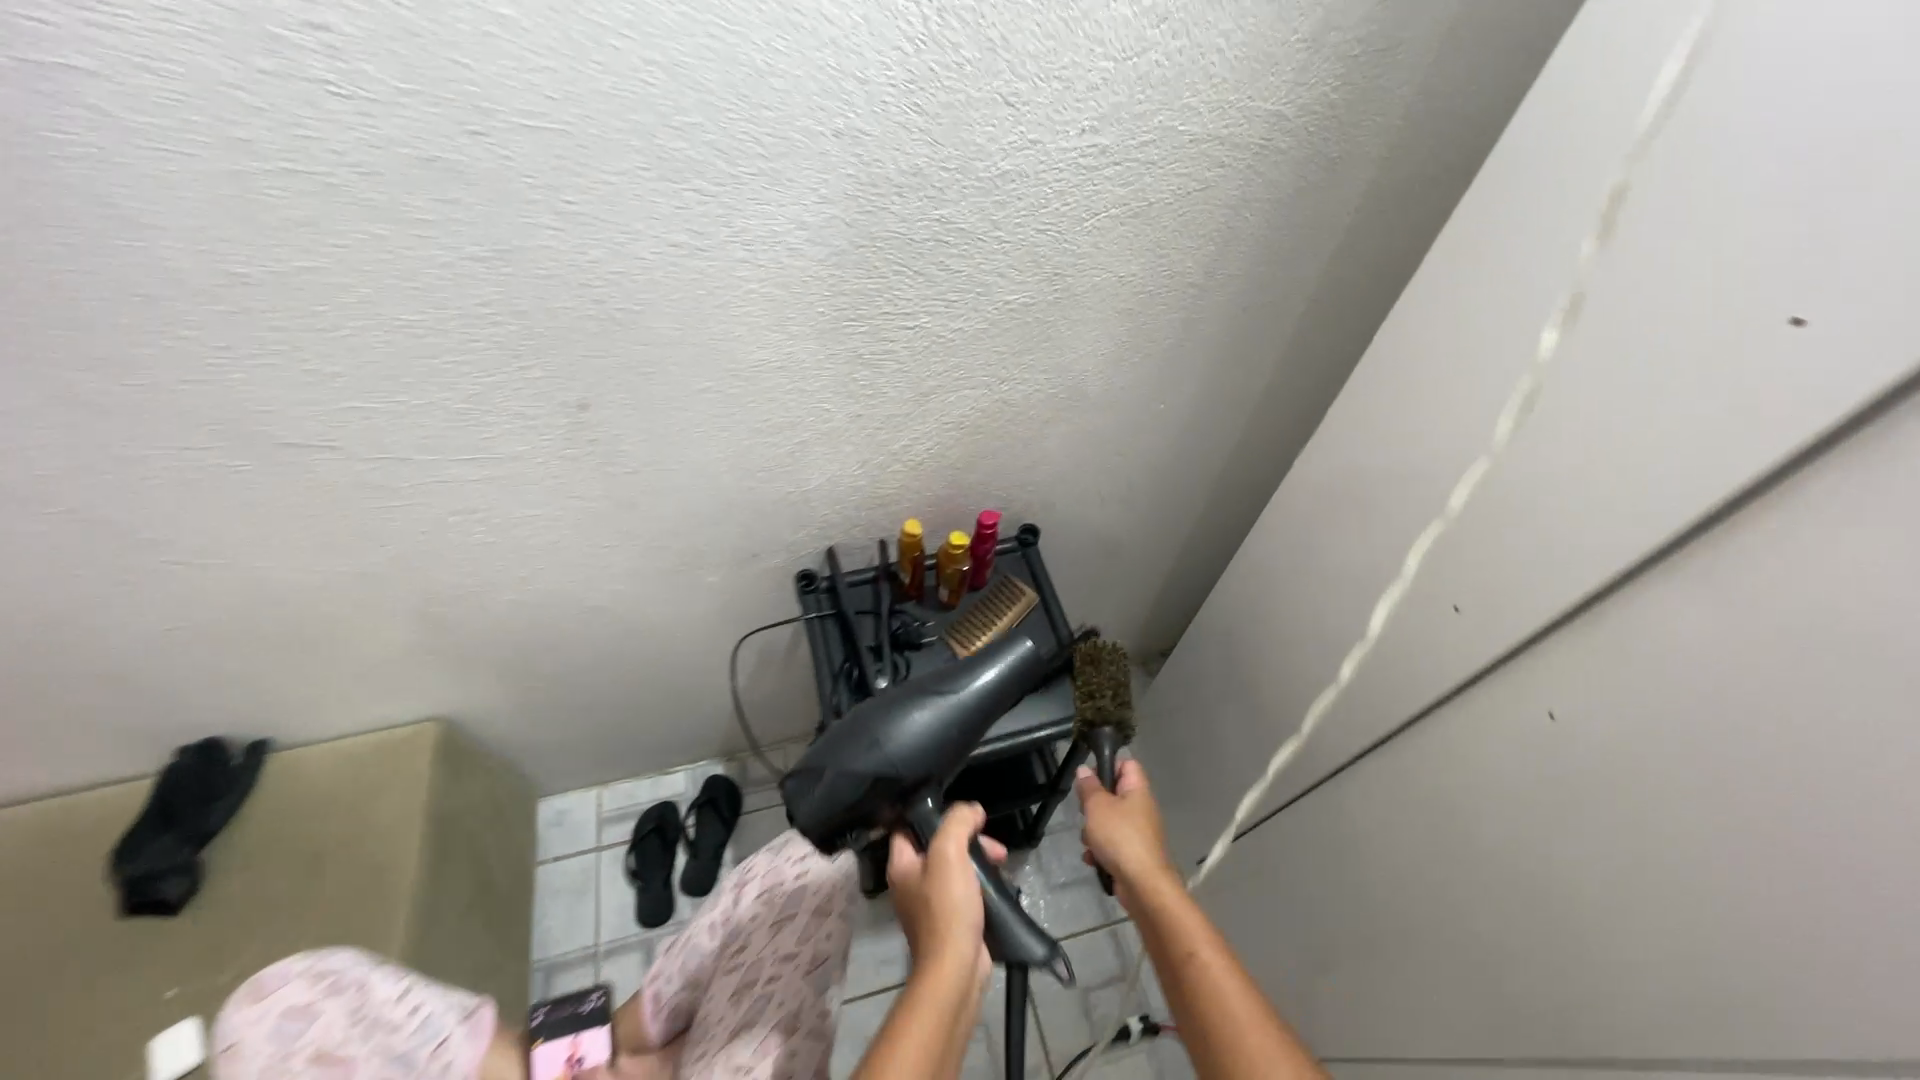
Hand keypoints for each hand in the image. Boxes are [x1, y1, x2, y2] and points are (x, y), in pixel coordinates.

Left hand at [886, 802, 1006, 985]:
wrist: (957, 968)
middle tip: (991, 842)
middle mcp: (911, 883)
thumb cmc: (947, 908)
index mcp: (901, 866)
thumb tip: (971, 809)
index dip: (930, 814)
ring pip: (955, 867)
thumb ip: (958, 823)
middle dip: (967, 839)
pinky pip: (966, 890)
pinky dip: (982, 882)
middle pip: (938, 846)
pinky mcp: (951, 920)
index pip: (907, 827)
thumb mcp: (950, 854)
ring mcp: (930, 904)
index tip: (960, 811)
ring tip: (1001, 860)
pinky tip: (1000, 882)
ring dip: (979, 859)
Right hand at [1076, 759, 1180, 907]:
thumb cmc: (1120, 837)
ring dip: (1093, 831)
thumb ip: (1089, 787)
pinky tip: (1093, 860)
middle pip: (1113, 795)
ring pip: (1108, 822)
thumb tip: (1084, 769)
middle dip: (1093, 805)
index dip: (1107, 765)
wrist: (1142, 885)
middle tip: (1085, 812)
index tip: (1088, 779)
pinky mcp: (1133, 854)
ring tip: (1089, 841)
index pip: (1126, 764)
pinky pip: (1111, 844)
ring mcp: (1138, 833)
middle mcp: (1141, 808)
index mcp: (1137, 790)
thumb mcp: (1097, 807)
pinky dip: (1100, 851)